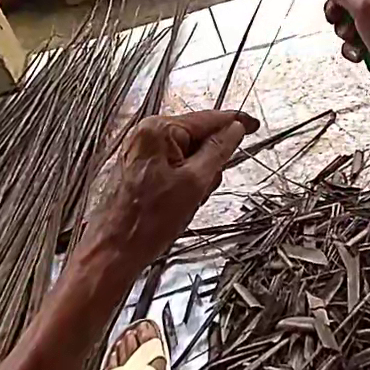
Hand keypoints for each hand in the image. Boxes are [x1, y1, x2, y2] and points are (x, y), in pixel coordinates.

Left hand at [78, 109, 258, 279]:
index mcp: (158, 130)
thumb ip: (218, 151)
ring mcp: (143, 150)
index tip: (254, 125)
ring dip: (198, 177)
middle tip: (202, 188)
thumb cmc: (148, 220)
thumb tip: (235, 129)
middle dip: (210, 162)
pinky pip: (176, 166)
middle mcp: (147, 134)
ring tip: (186, 200)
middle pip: (198, 137)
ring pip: (190, 155)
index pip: (207, 119)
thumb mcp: (195, 182)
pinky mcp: (142, 167)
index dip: (234, 123)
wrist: (115, 250)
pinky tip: (179, 202)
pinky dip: (186, 182)